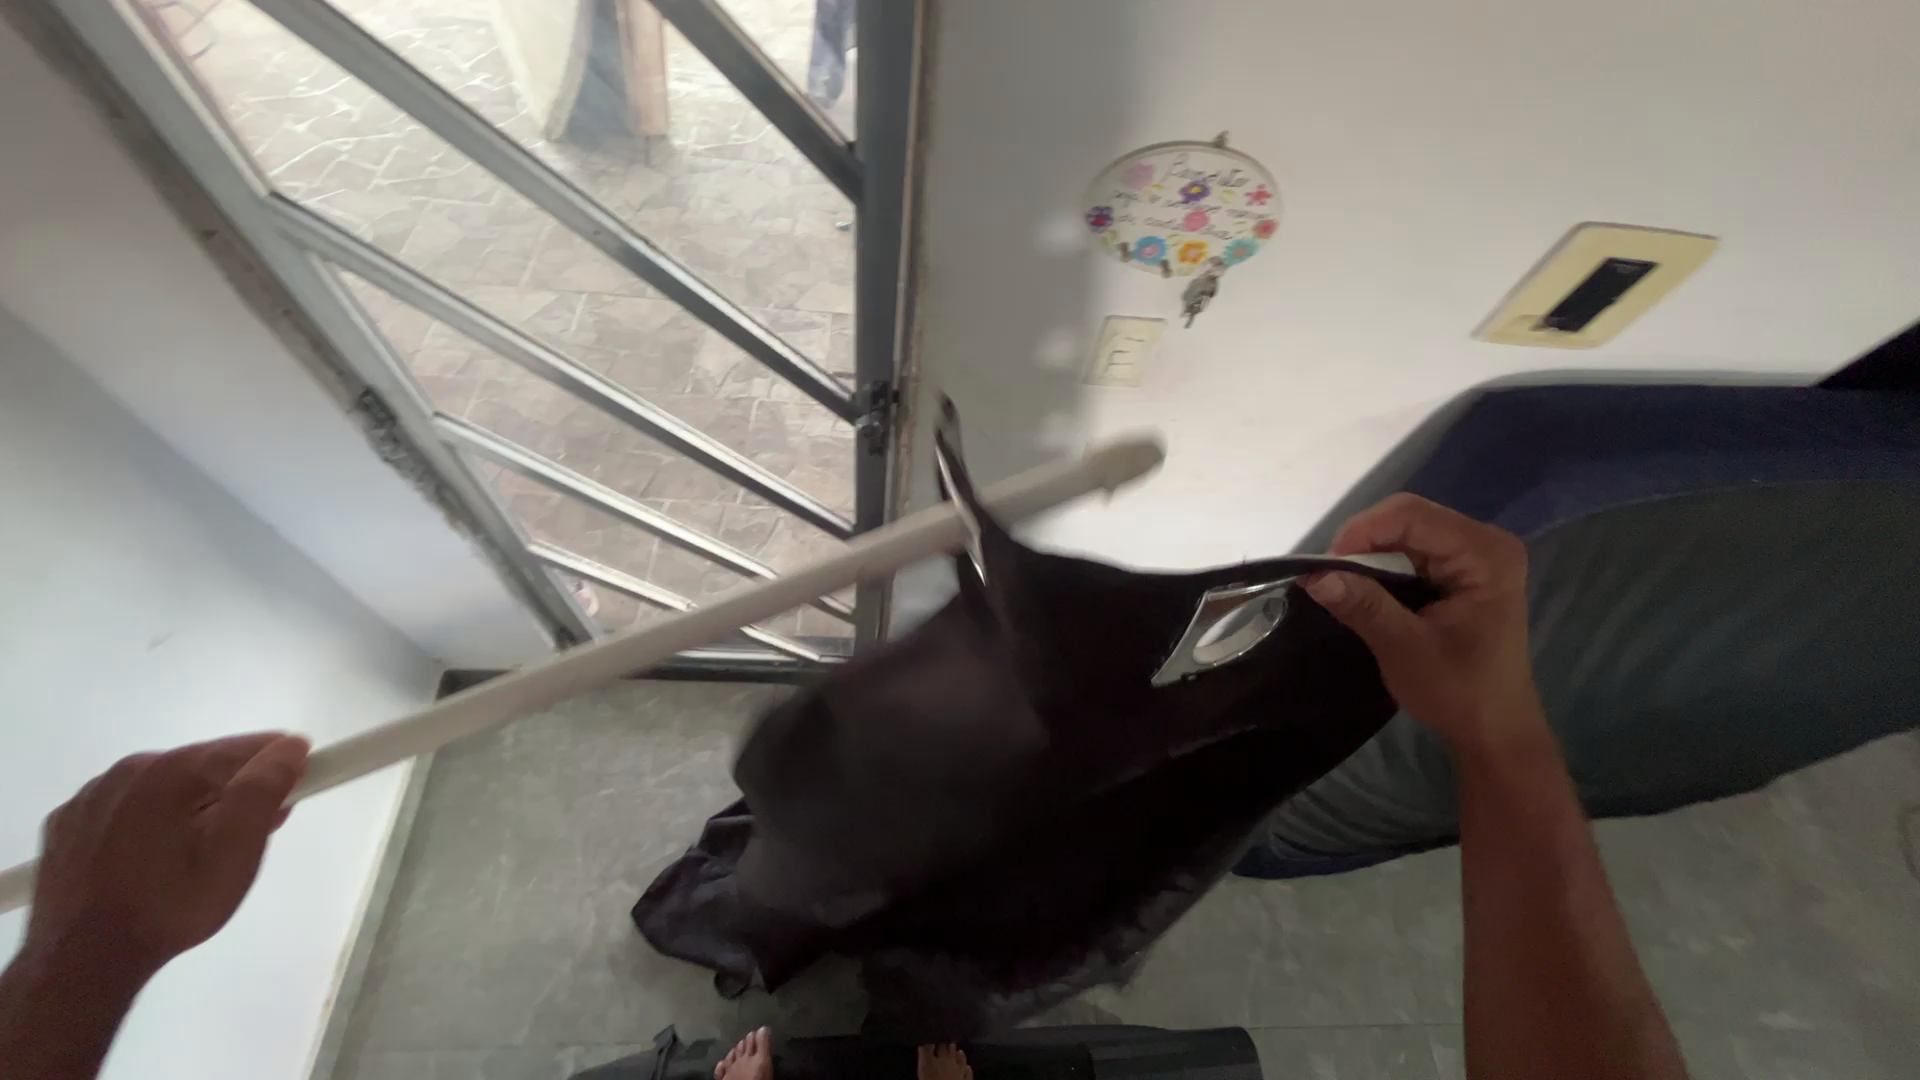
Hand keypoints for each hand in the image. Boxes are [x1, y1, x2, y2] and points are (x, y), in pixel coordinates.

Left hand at [25, 734, 310, 977]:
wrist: (81, 968)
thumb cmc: (173, 906)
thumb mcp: (238, 850)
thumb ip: (265, 789)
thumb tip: (291, 746)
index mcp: (171, 771)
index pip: (252, 748)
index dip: (282, 771)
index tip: (289, 804)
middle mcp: (127, 771)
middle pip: (211, 764)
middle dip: (240, 791)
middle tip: (252, 836)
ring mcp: (90, 797)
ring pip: (174, 783)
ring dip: (201, 805)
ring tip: (207, 852)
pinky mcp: (67, 824)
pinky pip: (135, 803)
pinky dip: (158, 818)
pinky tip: (160, 856)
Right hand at [1302, 494, 1542, 750]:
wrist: (1493, 729)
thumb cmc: (1459, 691)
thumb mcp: (1404, 648)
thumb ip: (1363, 606)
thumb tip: (1312, 576)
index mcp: (1486, 555)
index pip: (1411, 516)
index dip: (1361, 533)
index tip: (1326, 570)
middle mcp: (1484, 543)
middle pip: (1406, 517)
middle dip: (1361, 542)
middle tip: (1330, 579)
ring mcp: (1473, 554)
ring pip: (1402, 530)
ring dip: (1366, 554)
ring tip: (1341, 584)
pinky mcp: (1458, 569)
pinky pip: (1408, 548)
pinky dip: (1378, 564)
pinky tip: (1363, 587)